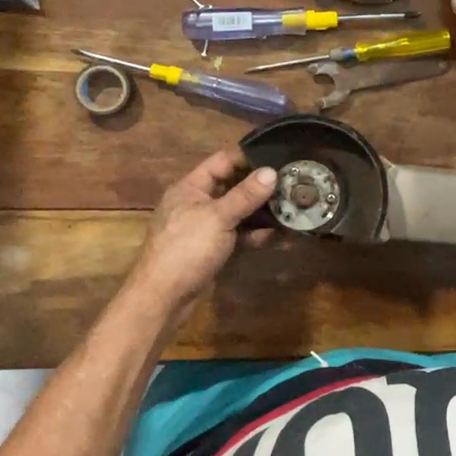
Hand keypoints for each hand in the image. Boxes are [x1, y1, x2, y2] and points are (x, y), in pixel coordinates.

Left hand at [125, 149, 277, 316]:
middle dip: (260, 186)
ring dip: (261, 210)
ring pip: (237, 211)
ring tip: (290, 206)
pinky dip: (254, 233)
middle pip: (233, 186)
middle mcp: (197, 203)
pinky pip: (237, 234)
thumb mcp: (218, 217)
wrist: (163, 298)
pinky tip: (276, 233)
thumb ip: (245, 195)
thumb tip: (272, 171)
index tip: (279, 157)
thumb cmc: (186, 249)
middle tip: (292, 182)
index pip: (223, 161)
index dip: (249, 157)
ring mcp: (204, 227)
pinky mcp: (212, 248)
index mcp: (190, 188)